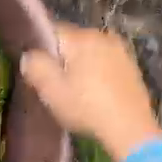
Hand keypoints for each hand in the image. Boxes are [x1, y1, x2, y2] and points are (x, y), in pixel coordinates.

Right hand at [20, 22, 161, 161]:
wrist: (130, 130)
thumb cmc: (86, 108)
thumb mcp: (50, 90)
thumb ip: (35, 66)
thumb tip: (29, 55)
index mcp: (81, 38)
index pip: (51, 31)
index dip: (39, 49)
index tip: (37, 70)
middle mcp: (103, 36)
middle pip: (71, 42)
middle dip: (61, 58)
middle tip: (54, 84)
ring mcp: (121, 51)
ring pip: (89, 53)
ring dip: (79, 67)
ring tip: (74, 91)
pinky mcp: (132, 67)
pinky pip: (104, 63)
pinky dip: (96, 73)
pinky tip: (94, 93)